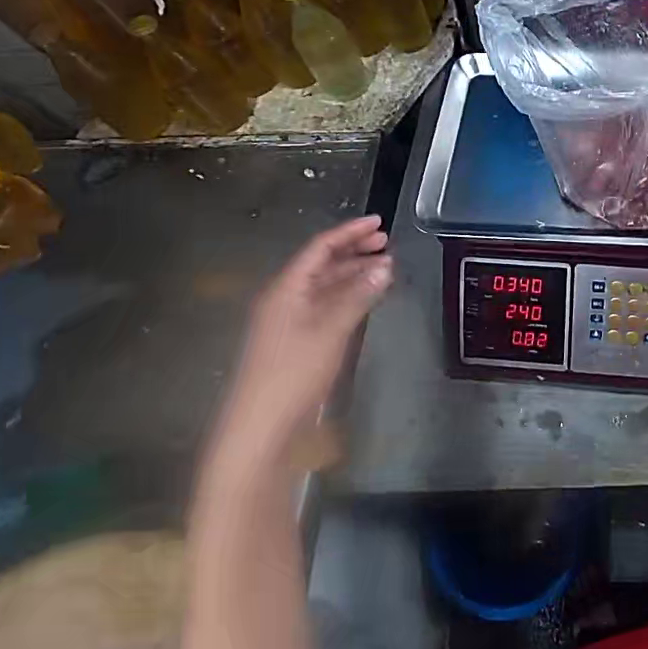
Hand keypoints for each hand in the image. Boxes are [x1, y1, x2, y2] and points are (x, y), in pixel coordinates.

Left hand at [213, 216, 391, 468]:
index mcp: (285, 290)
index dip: (348, 232)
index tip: (378, 222)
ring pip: (324, 285)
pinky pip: (326, 305)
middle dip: (352, 250)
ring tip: (384, 267)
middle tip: (386, 242)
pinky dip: (349, 295)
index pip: (319, 249)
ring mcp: (289, 321)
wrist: (261, 426)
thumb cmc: (293, 372)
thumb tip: (384, 265)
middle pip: (320, 264)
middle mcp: (284, 299)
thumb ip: (358, 295)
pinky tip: (367, 298)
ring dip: (353, 273)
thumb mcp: (331, 330)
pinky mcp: (298, 341)